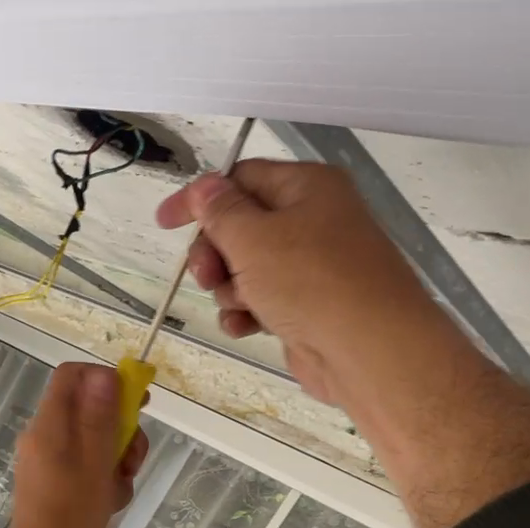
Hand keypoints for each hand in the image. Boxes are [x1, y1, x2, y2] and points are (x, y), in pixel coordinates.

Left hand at [0, 363, 148, 527]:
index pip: (72, 376)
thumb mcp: (94, 465)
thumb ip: (99, 418)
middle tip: (131, 459)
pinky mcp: (55, 486)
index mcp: (47, 427)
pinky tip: (108, 505)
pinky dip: (104, 482)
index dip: (106, 379)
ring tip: (117, 490)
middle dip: (120, 429)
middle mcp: (43, 439)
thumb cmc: (70, 521)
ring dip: (116, 461)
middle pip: (89, 409)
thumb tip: (106, 373)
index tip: (138, 401)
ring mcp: (48, 463)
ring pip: (94, 442)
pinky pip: (87, 469)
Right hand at [155, 161, 450, 406]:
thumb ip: (221, 211)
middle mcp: (311, 219)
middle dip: (214, 253)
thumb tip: (205, 186)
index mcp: (305, 187)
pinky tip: (246, 326)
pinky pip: (259, 300)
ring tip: (242, 304)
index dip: (199, 198)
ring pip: (244, 268)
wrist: (366, 347)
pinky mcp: (305, 304)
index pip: (240, 178)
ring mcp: (310, 265)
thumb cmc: (310, 282)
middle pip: (238, 227)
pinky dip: (246, 312)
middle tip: (207, 276)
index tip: (164, 222)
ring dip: (229, 289)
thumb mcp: (253, 238)